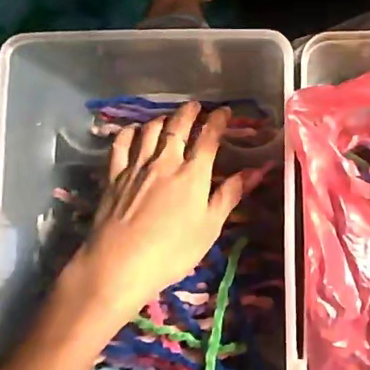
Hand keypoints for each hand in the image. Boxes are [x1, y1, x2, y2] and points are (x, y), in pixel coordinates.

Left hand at [59, 101, 257, 329]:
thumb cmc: (173, 251)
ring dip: (162, 120)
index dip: (218, 121)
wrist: (120, 264)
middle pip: (178, 127)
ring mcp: (136, 167)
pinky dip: (129, 133)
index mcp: (193, 174)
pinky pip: (121, 146)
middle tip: (196, 106)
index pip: (208, 138)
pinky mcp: (114, 177)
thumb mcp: (210, 227)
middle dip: (189, 113)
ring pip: (150, 131)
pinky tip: (133, 131)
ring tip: (169, 118)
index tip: (224, 112)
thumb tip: (255, 171)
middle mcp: (165, 162)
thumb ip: (229, 195)